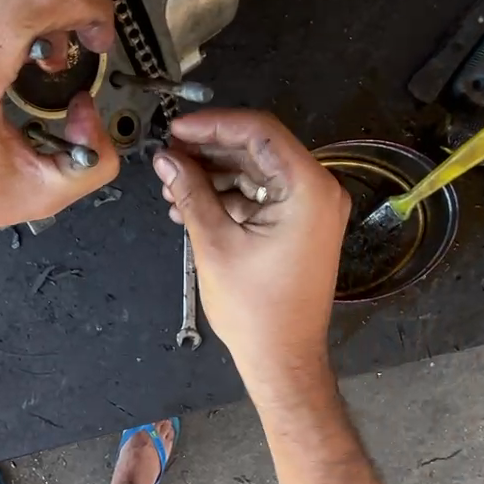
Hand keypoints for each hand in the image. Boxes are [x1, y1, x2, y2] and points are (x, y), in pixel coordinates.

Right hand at [153, 110, 351, 395]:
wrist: (282, 358)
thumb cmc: (257, 312)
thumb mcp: (215, 245)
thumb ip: (191, 194)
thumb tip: (167, 160)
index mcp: (307, 189)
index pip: (259, 131)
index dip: (212, 125)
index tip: (176, 130)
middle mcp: (317, 192)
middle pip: (258, 150)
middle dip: (209, 152)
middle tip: (168, 157)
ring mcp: (310, 210)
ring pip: (256, 174)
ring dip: (214, 177)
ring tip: (173, 187)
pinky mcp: (298, 228)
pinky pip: (261, 198)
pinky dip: (228, 199)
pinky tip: (192, 207)